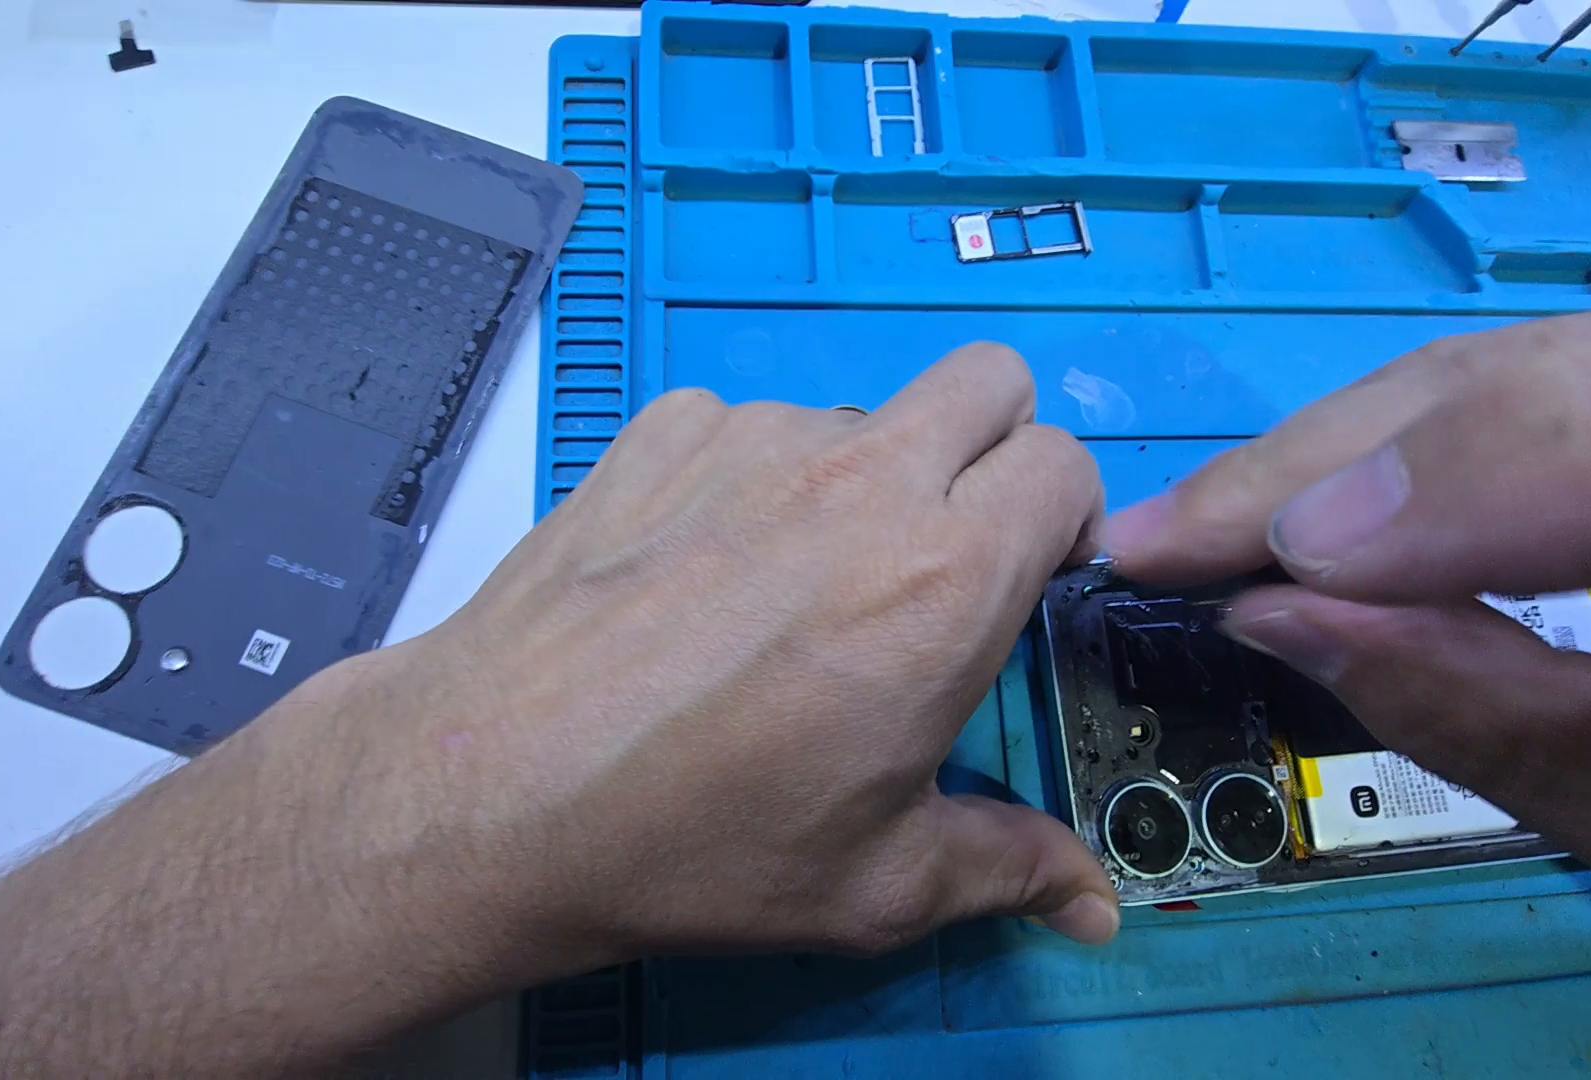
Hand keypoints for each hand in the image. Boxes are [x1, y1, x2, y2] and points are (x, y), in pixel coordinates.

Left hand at [0, 343, 1119, 1077]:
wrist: (495, 787)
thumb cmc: (699, 842)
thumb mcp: (875, 882)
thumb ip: (1005, 866)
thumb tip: (1094, 902)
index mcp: (942, 575)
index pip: (1065, 463)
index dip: (1059, 514)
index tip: (1020, 571)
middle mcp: (862, 476)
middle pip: (986, 380)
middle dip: (990, 445)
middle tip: (936, 536)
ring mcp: (753, 434)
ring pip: (858, 412)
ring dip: (855, 475)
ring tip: (780, 579)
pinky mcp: (663, 427)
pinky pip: (743, 423)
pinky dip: (745, 475)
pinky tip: (693, 557)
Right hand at [1100, 297, 1590, 966]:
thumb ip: (1510, 734)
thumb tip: (1269, 618)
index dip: (1435, 492)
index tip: (1255, 583)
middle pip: (1534, 376)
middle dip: (1311, 470)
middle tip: (1154, 545)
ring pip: (1498, 372)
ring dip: (1319, 465)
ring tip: (1196, 535)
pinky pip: (1501, 405)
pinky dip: (1376, 468)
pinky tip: (1295, 521)